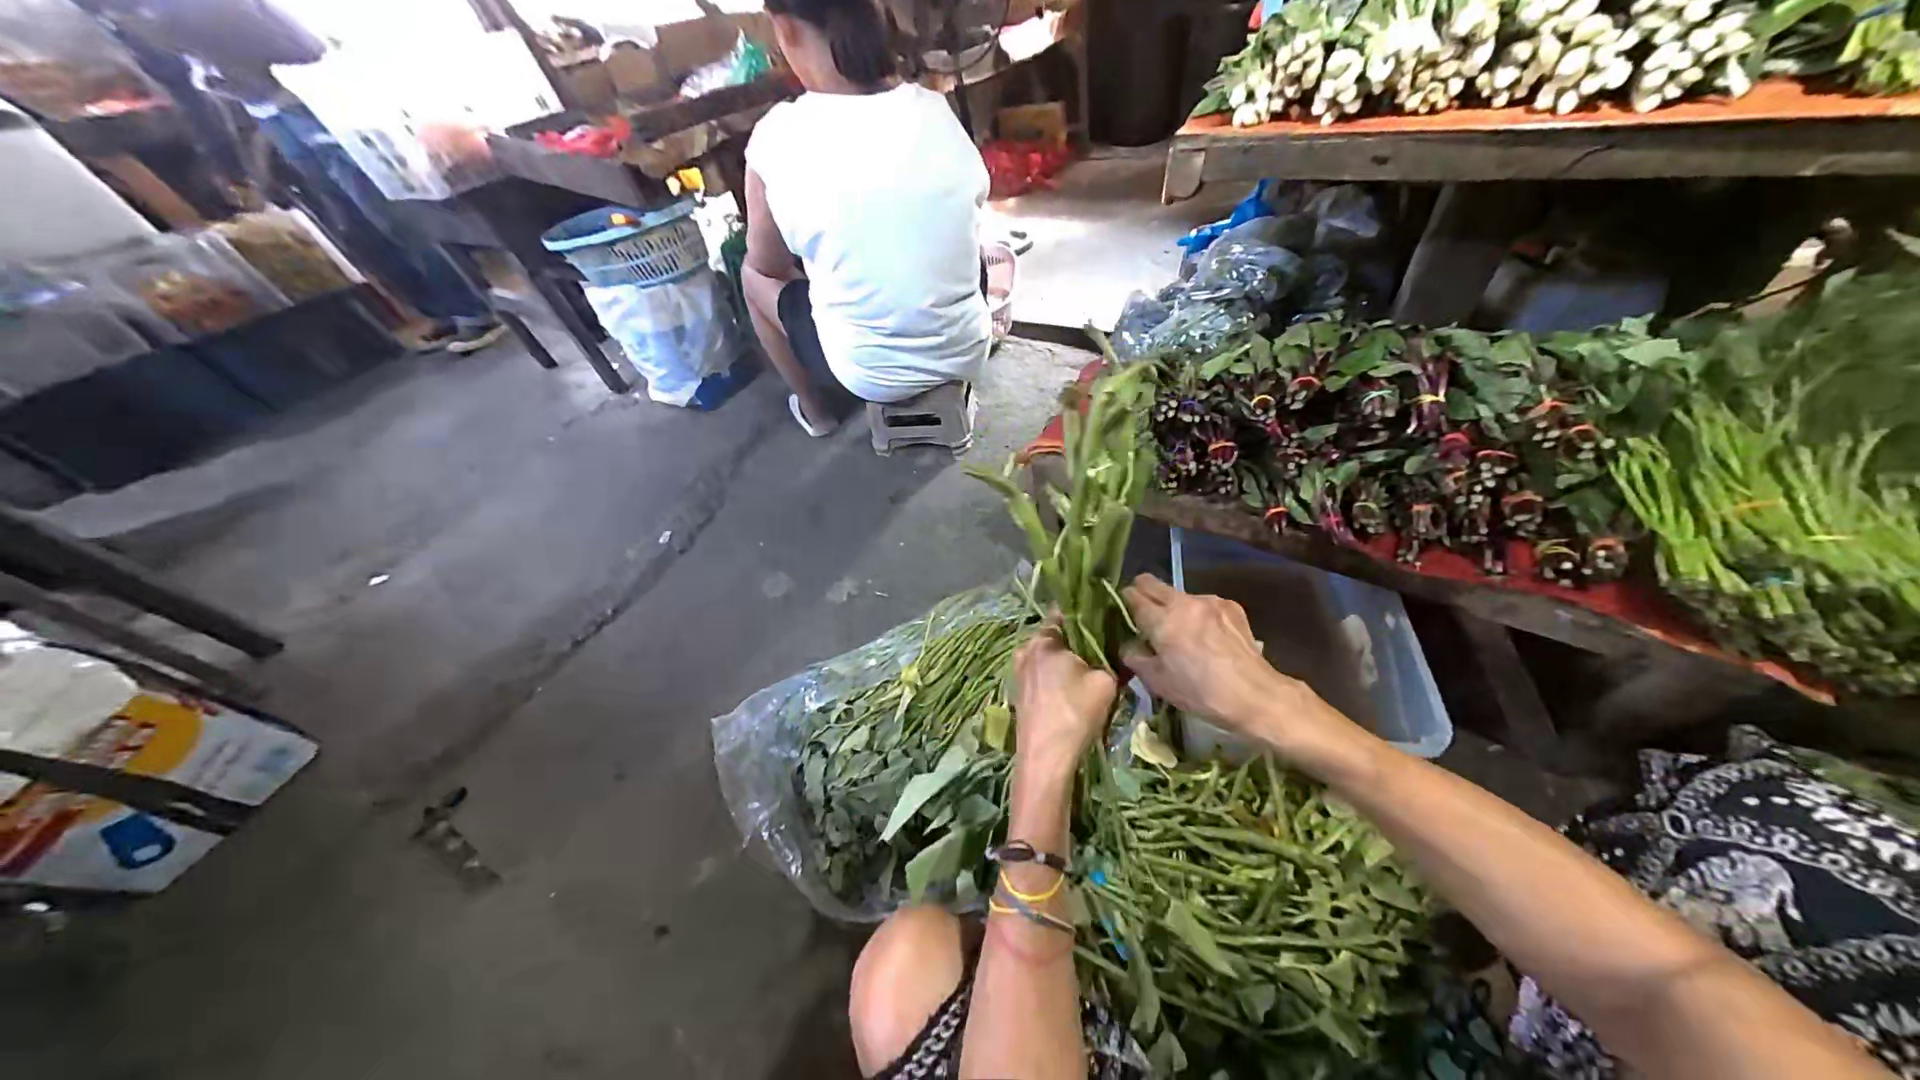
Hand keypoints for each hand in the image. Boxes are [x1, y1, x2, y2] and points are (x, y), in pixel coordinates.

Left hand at [1012, 621, 1117, 779]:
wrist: (1045, 759)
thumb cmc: (1075, 713)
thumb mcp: (1107, 682)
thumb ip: (1112, 661)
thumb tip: (1119, 654)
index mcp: (1042, 640)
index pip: (1065, 614)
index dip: (1087, 616)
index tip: (1105, 622)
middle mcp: (1024, 650)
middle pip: (1056, 637)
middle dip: (1078, 643)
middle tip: (1103, 651)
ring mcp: (1018, 673)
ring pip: (1048, 658)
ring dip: (1067, 663)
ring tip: (1090, 674)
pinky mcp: (1018, 694)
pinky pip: (1041, 676)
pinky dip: (1056, 679)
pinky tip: (1073, 692)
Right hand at [1120, 574, 1362, 766]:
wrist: (1257, 696)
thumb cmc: (1201, 693)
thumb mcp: (1157, 682)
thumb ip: (1135, 657)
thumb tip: (1129, 644)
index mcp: (1162, 620)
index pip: (1132, 595)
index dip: (1123, 603)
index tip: (1123, 615)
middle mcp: (1184, 602)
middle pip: (1151, 583)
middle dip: (1142, 594)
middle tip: (1144, 618)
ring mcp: (1210, 601)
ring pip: (1178, 594)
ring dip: (1172, 608)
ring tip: (1181, 634)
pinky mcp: (1231, 606)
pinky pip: (1203, 604)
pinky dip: (1198, 615)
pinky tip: (1207, 638)